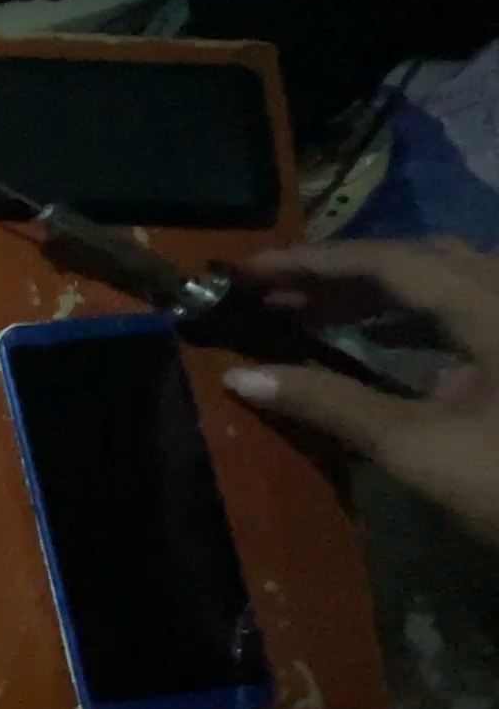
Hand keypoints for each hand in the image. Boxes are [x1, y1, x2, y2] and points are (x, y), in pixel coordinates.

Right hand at [222, 240, 498, 541]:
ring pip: (453, 282)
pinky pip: (472, 311)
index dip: (314, 260)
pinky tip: (380, 340)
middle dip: (341, 271)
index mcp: (497, 316)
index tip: (248, 270)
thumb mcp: (419, 448)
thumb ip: (328, 404)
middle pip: (426, 261)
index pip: (393, 263)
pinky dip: (413, 315)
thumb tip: (237, 377)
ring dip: (374, 291)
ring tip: (310, 312)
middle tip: (273, 291)